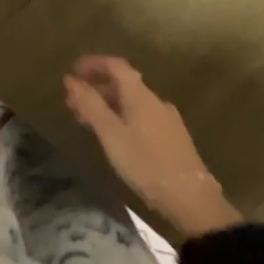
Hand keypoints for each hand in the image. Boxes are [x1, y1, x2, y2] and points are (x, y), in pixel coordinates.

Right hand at [63, 55, 243, 239]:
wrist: (192, 200)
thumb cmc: (146, 163)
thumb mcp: (111, 134)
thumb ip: (90, 105)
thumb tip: (71, 79)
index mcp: (141, 97)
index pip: (116, 66)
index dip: (94, 63)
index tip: (73, 70)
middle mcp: (156, 102)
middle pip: (123, 84)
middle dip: (96, 88)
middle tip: (73, 101)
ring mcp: (167, 121)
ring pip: (131, 102)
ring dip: (107, 104)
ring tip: (87, 120)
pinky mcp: (172, 138)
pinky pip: (141, 117)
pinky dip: (121, 117)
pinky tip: (114, 135)